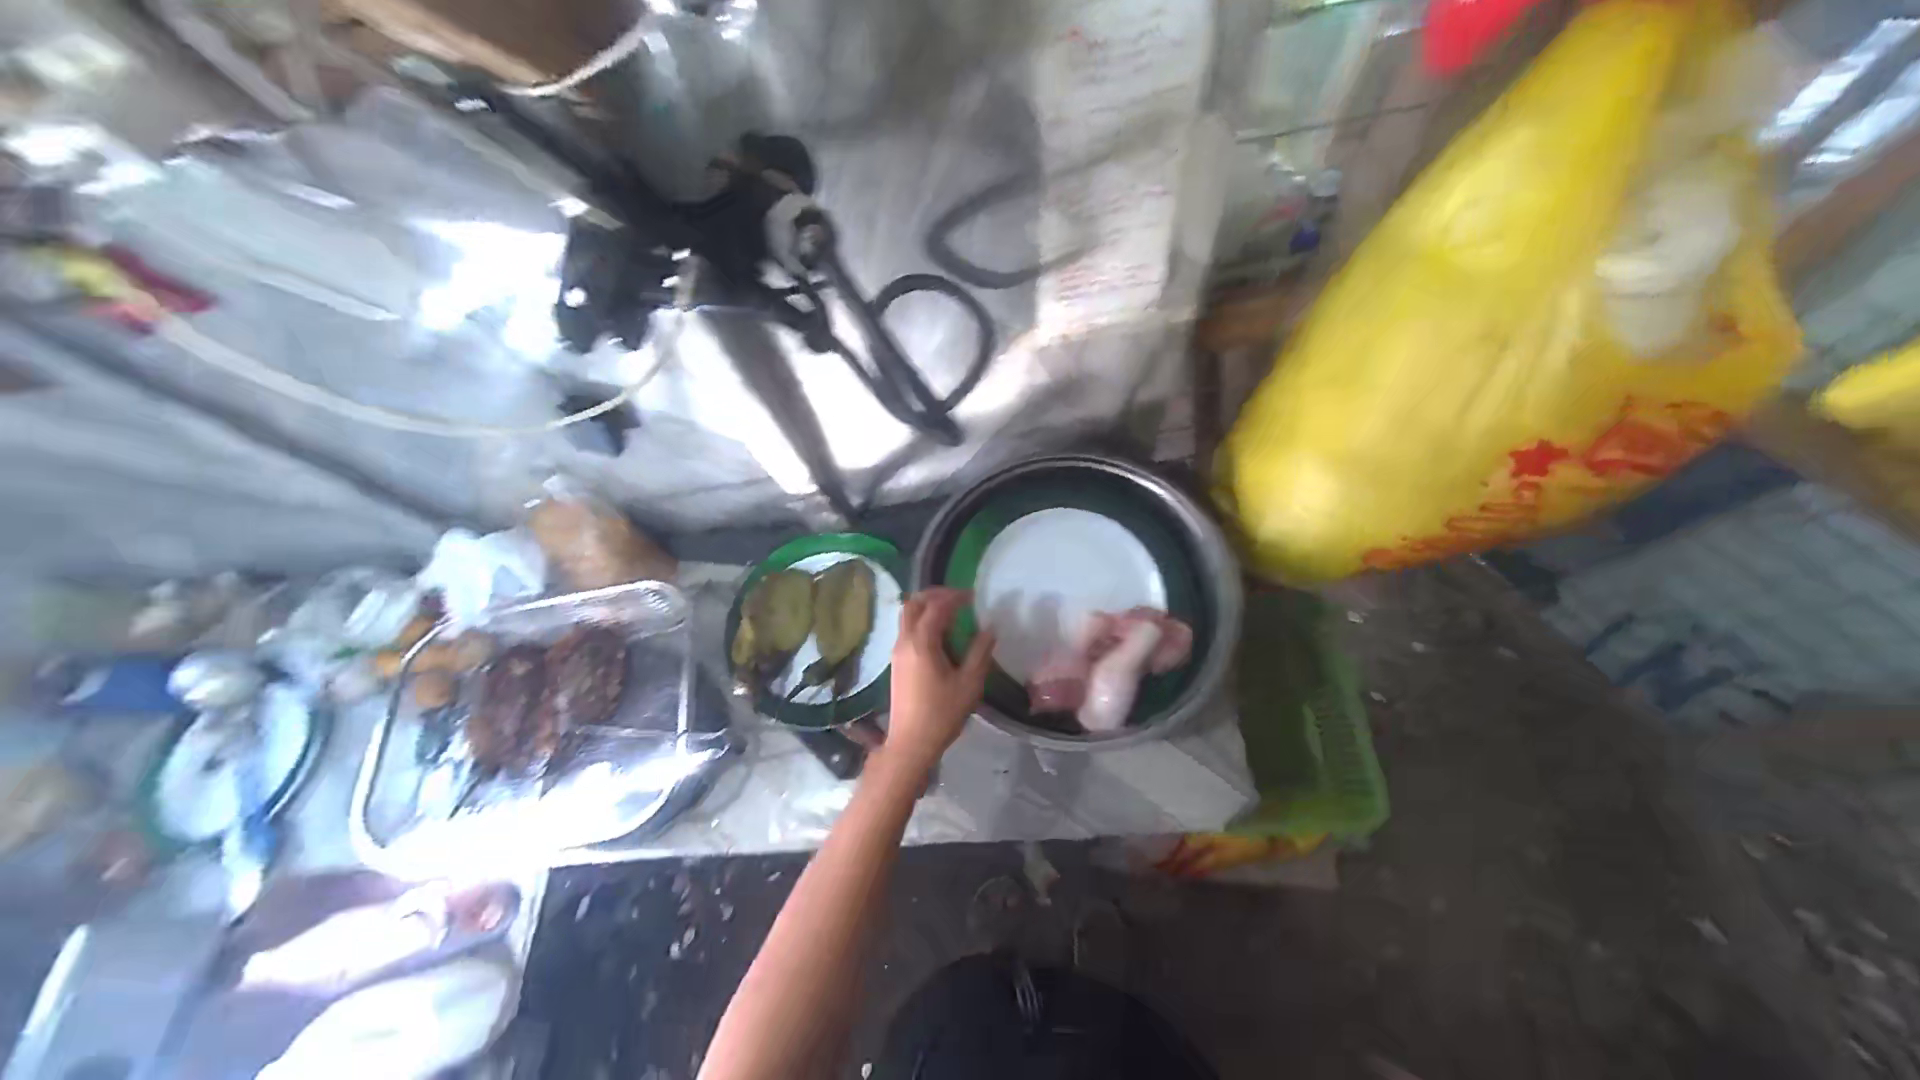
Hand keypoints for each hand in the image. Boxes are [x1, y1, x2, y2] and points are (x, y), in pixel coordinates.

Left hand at [884, 588, 993, 772]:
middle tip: (958, 597)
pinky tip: (940, 633)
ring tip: (950, 611)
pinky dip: (922, 620)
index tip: (973, 596)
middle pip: (913, 603)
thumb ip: (980, 652)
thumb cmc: (941, 714)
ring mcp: (897, 651)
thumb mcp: (969, 684)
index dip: (955, 597)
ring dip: (926, 606)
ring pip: (906, 615)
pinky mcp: (897, 662)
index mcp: (922, 643)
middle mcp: (904, 641)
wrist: (910, 743)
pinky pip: (907, 629)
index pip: (936, 607)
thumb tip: (989, 629)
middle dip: (935, 594)